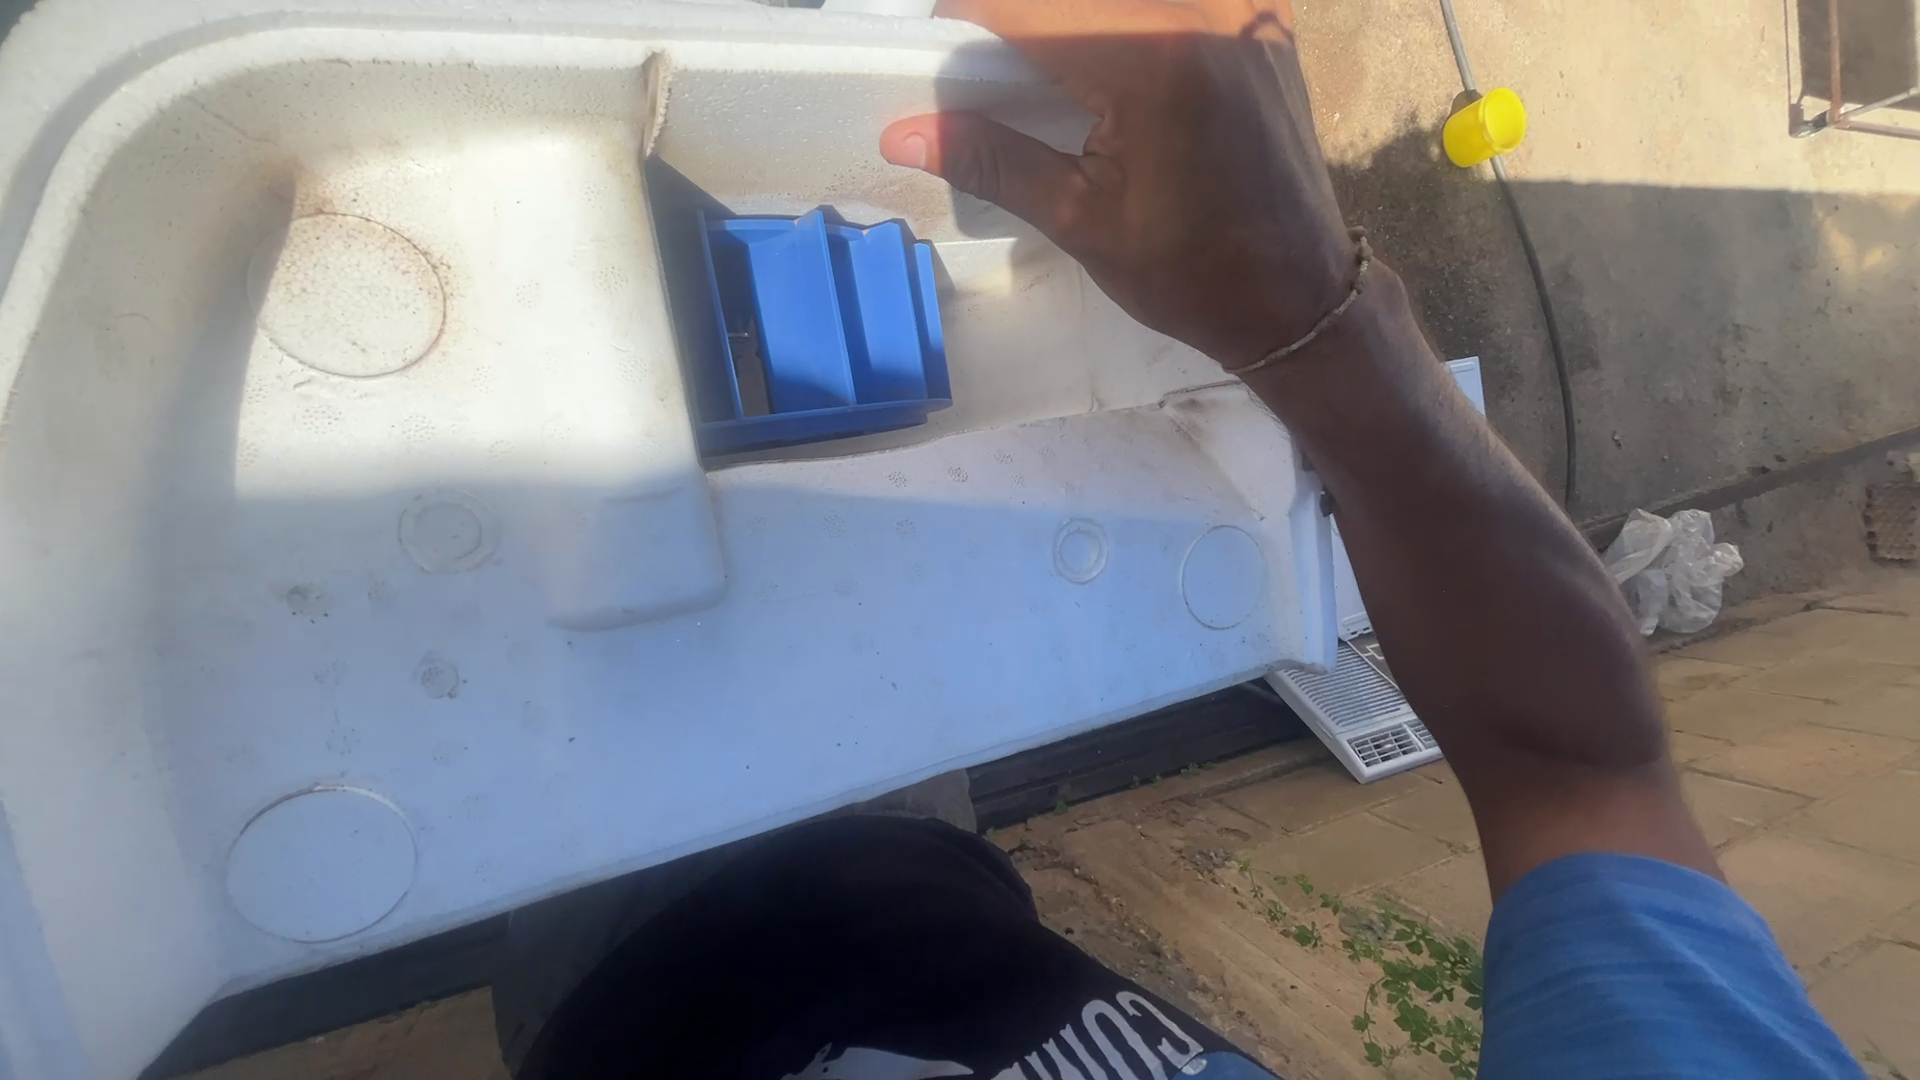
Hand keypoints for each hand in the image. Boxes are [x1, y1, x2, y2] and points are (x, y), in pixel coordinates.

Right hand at [881, 0, 1359, 369]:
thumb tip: (903, 135)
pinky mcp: (1262, 16)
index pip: (1027, 4)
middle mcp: (1203, 4)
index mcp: (1152, 57)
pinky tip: (1111, 68)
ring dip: (1068, 19)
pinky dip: (1123, 23)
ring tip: (1043, 70)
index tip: (937, 51)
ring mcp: (1243, 2)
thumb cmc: (1185, 275)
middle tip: (987, 66)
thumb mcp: (1080, 221)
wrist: (1293, 296)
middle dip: (1015, 16)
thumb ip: (993, 161)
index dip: (965, 15)